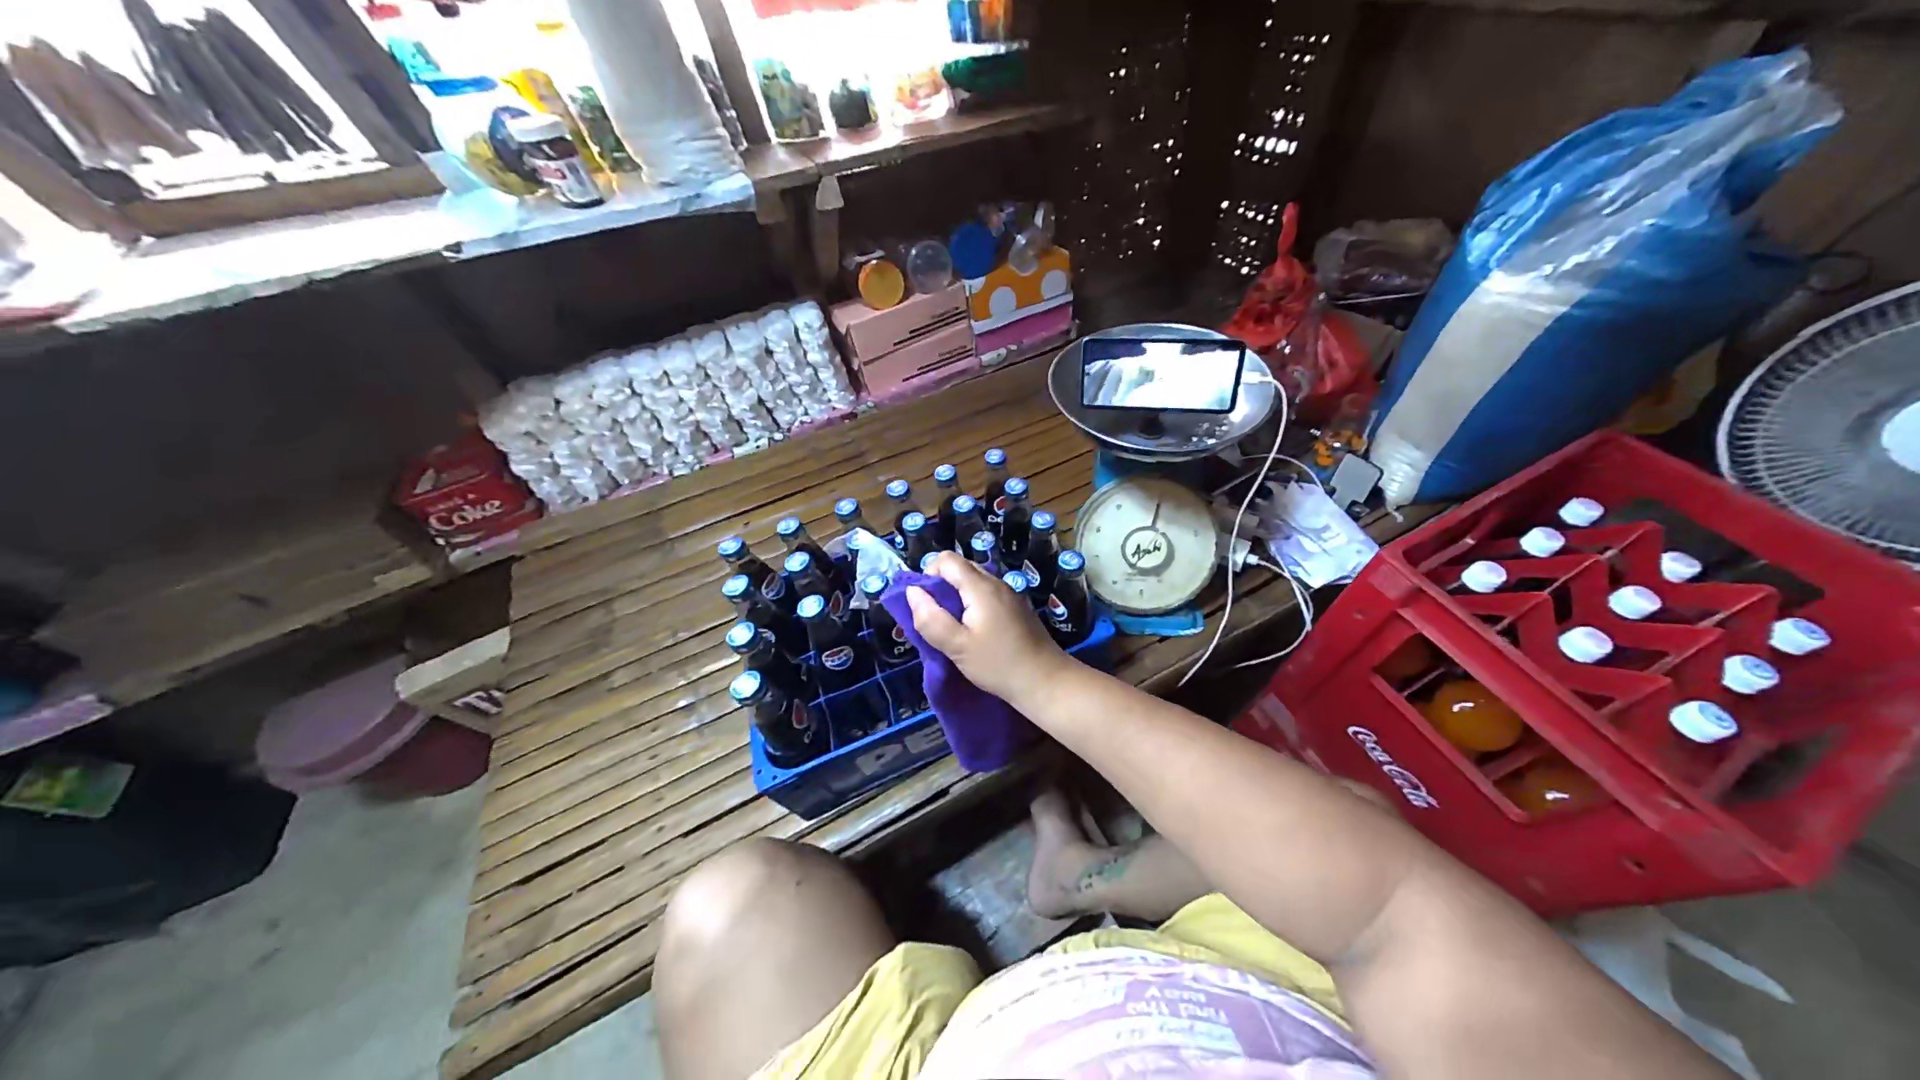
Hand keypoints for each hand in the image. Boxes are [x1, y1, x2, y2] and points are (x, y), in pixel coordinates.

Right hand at [905, 552, 1068, 704]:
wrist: (1045, 681)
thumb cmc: (998, 664)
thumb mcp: (957, 646)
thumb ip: (930, 618)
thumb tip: (913, 592)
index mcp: (980, 587)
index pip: (946, 560)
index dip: (928, 575)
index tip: (925, 604)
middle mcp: (996, 583)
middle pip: (960, 568)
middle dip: (941, 587)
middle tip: (935, 618)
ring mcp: (1009, 594)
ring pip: (973, 582)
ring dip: (956, 598)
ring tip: (953, 628)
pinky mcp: (1016, 608)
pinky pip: (986, 595)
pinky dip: (972, 605)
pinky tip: (974, 632)